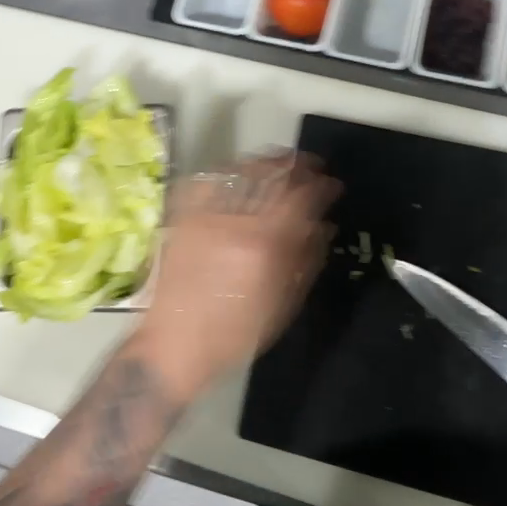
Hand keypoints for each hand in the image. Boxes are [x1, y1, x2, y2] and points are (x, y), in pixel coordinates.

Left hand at [133, 151, 339, 397]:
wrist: (174, 344)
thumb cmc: (235, 334)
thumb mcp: (283, 304)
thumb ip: (306, 260)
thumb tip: (324, 227)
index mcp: (265, 244)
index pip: (302, 197)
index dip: (322, 185)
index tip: (332, 185)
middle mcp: (234, 220)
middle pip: (272, 173)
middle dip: (296, 166)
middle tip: (310, 167)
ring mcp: (204, 214)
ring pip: (240, 169)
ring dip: (265, 162)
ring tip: (279, 164)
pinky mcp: (181, 215)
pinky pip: (208, 178)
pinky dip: (228, 170)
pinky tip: (240, 173)